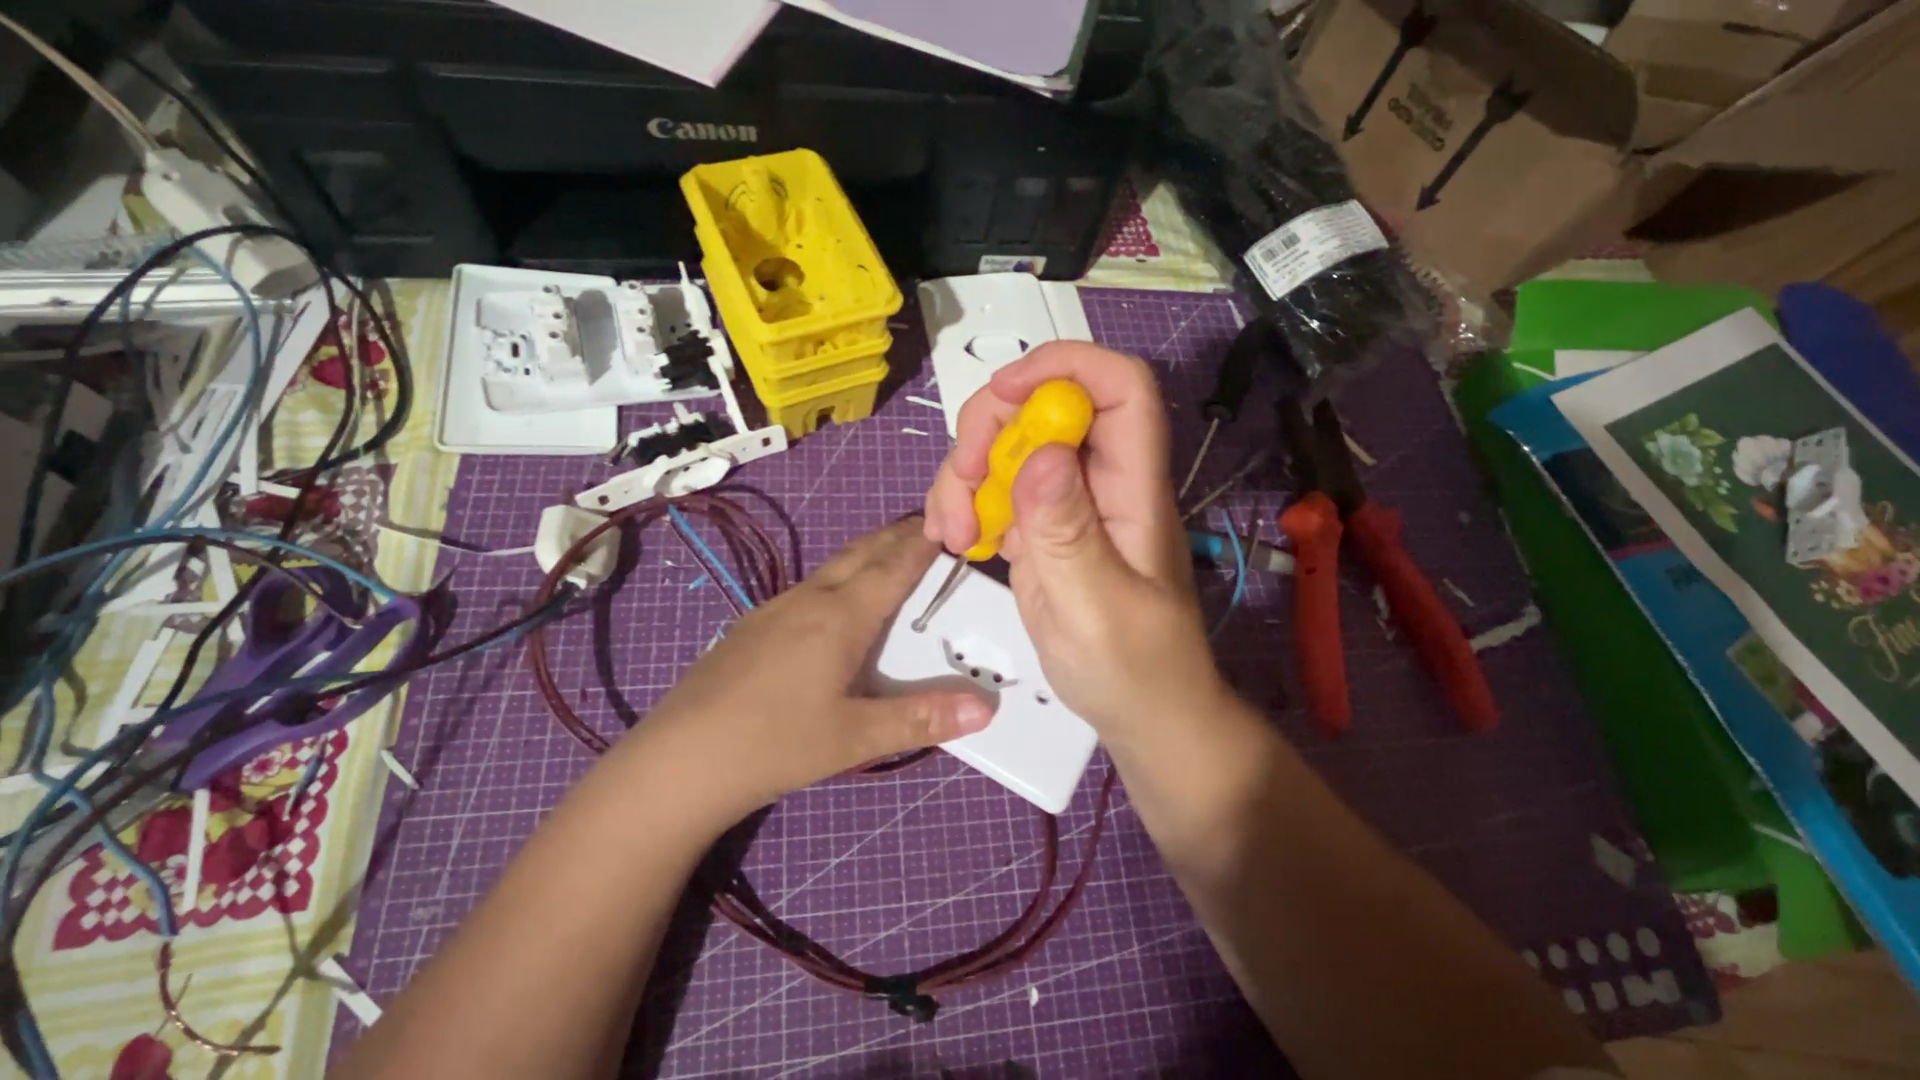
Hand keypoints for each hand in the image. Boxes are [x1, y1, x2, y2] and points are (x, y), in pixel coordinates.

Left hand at [618, 519, 992, 823]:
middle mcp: (807, 601)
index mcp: (840, 617)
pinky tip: (832, 606)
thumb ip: (920, 719)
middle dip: (895, 536)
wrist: (679, 759)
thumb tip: (985, 707)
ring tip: (889, 556)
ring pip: (830, 569)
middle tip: (928, 526)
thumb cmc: (775, 744)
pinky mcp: (750, 629)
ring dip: (865, 555)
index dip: (923, 544)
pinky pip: (807, 589)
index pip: (892, 567)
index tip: (950, 520)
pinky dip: (838, 580)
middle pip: (859, 554)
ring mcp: (772, 611)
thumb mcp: (855, 737)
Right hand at [923, 342, 1227, 744]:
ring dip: (965, 474)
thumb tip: (1039, 453)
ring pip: (1007, 446)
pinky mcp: (1039, 530)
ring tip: (951, 532)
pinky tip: (954, 541)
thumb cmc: (1134, 667)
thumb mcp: (1098, 608)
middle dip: (990, 427)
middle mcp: (1099, 481)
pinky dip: (963, 504)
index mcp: (1132, 486)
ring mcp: (1065, 504)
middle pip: (1045, 407)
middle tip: (961, 480)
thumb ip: (1068, 533)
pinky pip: (993, 489)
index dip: (1065, 367)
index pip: (1120, 388)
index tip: (1004, 394)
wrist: (1141, 715)